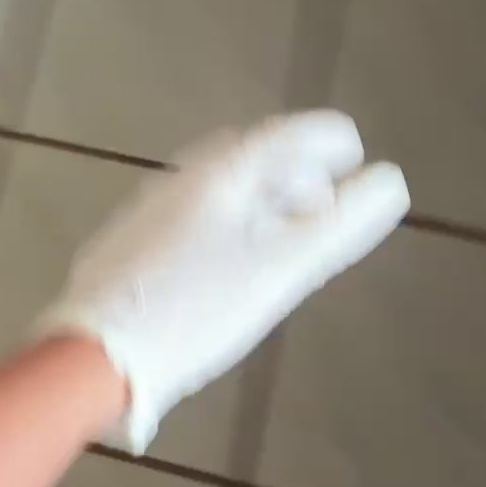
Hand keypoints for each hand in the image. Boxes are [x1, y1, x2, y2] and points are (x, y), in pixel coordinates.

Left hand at [35, 110, 409, 451]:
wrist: (96, 351)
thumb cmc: (192, 309)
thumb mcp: (276, 271)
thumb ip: (335, 227)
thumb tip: (389, 182)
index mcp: (210, 177)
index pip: (275, 136)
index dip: (321, 137)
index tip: (355, 150)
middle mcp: (171, 183)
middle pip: (240, 157)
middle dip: (288, 165)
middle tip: (325, 193)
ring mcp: (143, 213)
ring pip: (211, 186)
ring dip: (256, 194)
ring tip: (288, 225)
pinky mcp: (127, 244)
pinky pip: (187, 213)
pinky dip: (225, 216)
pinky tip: (232, 252)